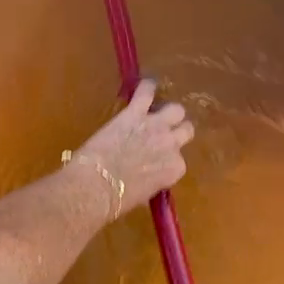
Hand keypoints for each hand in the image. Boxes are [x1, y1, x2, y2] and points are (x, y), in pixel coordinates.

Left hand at [71, 78, 192, 216]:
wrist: (97, 185)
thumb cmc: (117, 198)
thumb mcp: (143, 194)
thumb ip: (151, 180)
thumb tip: (145, 178)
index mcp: (174, 169)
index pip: (179, 158)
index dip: (167, 156)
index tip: (156, 158)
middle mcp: (171, 146)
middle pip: (186, 130)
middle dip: (176, 130)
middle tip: (161, 132)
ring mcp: (155, 127)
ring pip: (176, 110)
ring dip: (168, 111)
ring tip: (157, 109)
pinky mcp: (134, 114)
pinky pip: (146, 93)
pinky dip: (147, 87)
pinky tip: (146, 85)